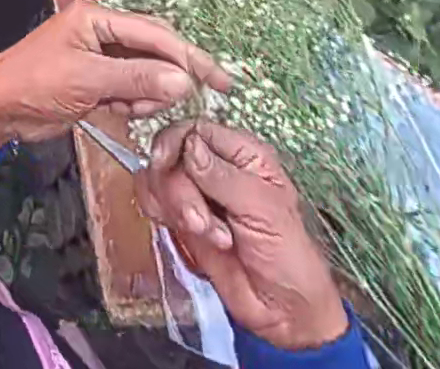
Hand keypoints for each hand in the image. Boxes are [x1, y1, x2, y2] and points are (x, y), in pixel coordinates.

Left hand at [0, 0, 230, 146]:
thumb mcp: (88, 80)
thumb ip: (137, 77)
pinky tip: (119, 108)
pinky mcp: (98, 76)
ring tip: (131, 106)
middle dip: (169, 75)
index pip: (155, 32)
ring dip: (148, 92)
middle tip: (189, 99)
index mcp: (99, 17)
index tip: (216, 78)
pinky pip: (131, 85)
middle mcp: (104, 30)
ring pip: (145, 70)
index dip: (188, 55)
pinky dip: (134, 99)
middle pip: (154, 49)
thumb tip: (184, 80)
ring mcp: (101, 54)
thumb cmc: (35, 84)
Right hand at [135, 122, 348, 351]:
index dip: (175, 142)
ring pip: (158, 177)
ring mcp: (197, 192)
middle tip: (201, 223)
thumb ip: (222, 176)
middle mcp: (215, 165)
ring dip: (174, 207)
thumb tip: (188, 144)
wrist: (283, 309)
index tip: (164, 164)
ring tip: (207, 235)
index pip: (195, 128)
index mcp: (241, 152)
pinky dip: (159, 214)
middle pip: (172, 154)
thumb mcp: (262, 208)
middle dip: (180, 190)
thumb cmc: (286, 251)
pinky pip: (153, 201)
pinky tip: (186, 233)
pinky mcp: (182, 219)